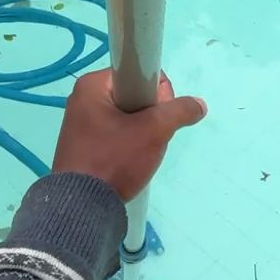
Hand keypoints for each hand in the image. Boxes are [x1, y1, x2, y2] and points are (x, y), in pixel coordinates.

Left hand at [51, 69, 206, 200]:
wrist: (82, 206)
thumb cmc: (115, 159)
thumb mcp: (154, 131)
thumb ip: (179, 111)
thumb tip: (199, 104)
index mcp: (92, 85)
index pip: (139, 73)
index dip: (157, 92)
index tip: (159, 115)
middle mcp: (82, 97)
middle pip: (134, 95)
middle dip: (150, 115)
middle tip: (151, 138)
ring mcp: (80, 122)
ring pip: (127, 115)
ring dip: (141, 131)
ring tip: (139, 153)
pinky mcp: (82, 143)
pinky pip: (116, 131)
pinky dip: (128, 142)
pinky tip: (129, 160)